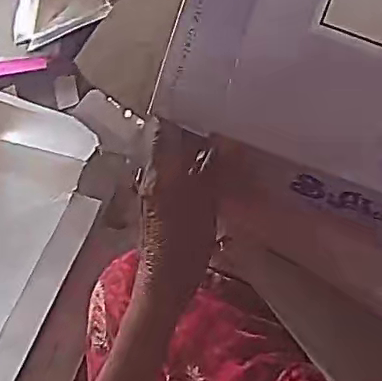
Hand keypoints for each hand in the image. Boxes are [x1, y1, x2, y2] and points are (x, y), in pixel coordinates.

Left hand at [137, 122, 220, 301]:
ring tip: (225, 136)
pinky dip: (196, 161)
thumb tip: (229, 135)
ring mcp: (156, 186)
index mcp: (161, 170)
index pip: (165, 123)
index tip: (210, 97)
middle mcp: (153, 172)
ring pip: (175, 152)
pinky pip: (178, 168)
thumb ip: (217, 167)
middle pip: (170, 135)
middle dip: (194, 123)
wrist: (165, 284)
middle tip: (225, 115)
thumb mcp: (207, 204)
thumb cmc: (184, 247)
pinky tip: (217, 164)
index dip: (184, 107)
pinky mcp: (162, 199)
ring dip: (196, 143)